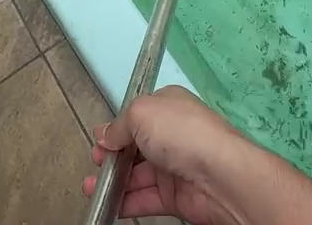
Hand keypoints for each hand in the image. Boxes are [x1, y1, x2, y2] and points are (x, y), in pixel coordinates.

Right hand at [83, 86, 253, 223]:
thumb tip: (105, 136)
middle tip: (94, 164)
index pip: (136, 116)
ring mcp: (173, 166)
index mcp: (166, 106)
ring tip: (92, 188)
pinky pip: (145, 198)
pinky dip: (126, 202)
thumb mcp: (140, 113)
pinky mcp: (175, 196)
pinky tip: (109, 204)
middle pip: (135, 147)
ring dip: (113, 181)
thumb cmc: (181, 133)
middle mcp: (170, 134)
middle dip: (111, 155)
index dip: (116, 128)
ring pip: (137, 175)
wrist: (219, 176)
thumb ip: (118, 125)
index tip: (99, 139)